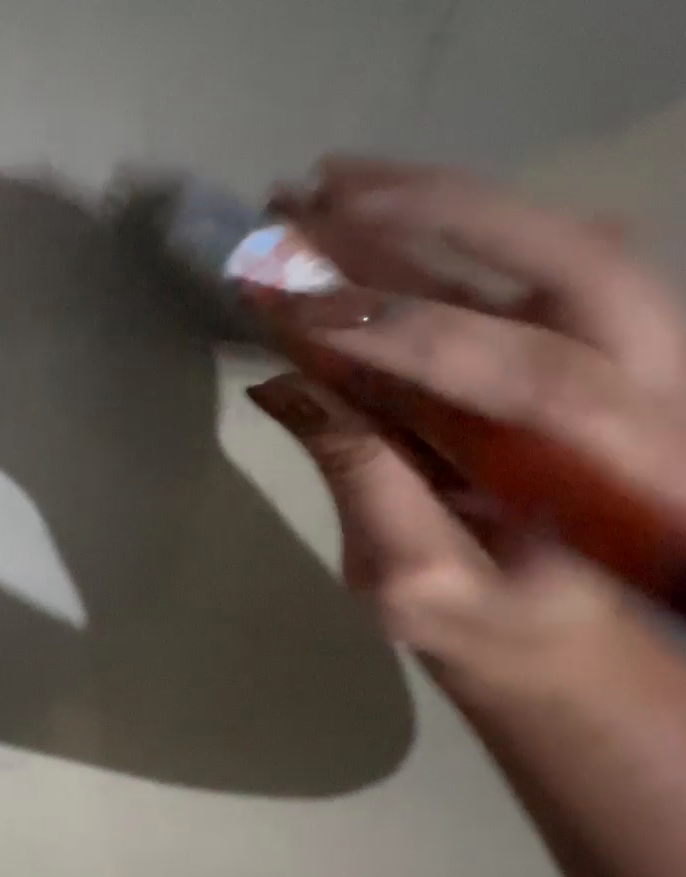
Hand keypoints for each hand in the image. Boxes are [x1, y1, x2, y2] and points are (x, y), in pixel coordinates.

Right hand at [250, 158, 685, 718]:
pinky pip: (510, 272)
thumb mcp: (424, 587)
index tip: (298, 307)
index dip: (398, 332)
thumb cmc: (501, 627)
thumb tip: (286, 388)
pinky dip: (430, 235)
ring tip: (319, 187)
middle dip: (435, 220)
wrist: (579, 633)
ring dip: (423, 209)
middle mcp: (647, 381)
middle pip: (568, 261)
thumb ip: (365, 485)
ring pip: (540, 248)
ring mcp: (621, 357)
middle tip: (320, 197)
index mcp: (621, 462)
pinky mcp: (570, 352)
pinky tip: (360, 215)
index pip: (508, 366)